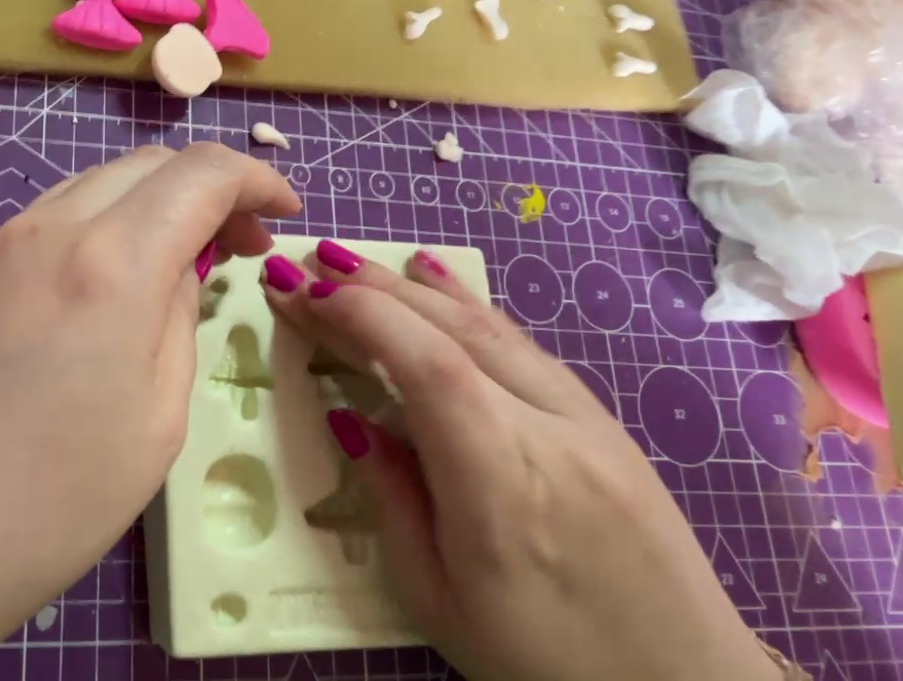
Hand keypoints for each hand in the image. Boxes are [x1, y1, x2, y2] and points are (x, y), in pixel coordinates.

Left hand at [0, 144, 299, 679]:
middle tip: (239, 245)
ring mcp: (1, 242)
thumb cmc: (55, 499)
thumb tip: (180, 264)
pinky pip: (53, 215)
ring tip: (181, 258)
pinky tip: (113, 274)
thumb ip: (179, 316)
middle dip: (206, 188)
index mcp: (111, 261)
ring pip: (96, 182)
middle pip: (146, 165)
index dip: (255, 179)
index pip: (200, 173)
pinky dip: (102, 221)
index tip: (285, 211)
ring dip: (151, 201)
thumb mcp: (157, 417)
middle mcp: (52, 227)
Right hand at [262, 244, 777, 680]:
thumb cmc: (546, 665)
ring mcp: (588, 421)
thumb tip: (351, 419)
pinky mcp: (604, 422)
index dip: (359, 317)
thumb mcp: (438, 602)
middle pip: (453, 331)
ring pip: (490, 327)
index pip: (428, 368)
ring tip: (353, 261)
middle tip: (303, 265)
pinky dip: (468, 305)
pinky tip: (436, 280)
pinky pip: (523, 345)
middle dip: (369, 290)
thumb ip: (391, 499)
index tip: (298, 294)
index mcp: (504, 486)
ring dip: (412, 287)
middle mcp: (552, 434)